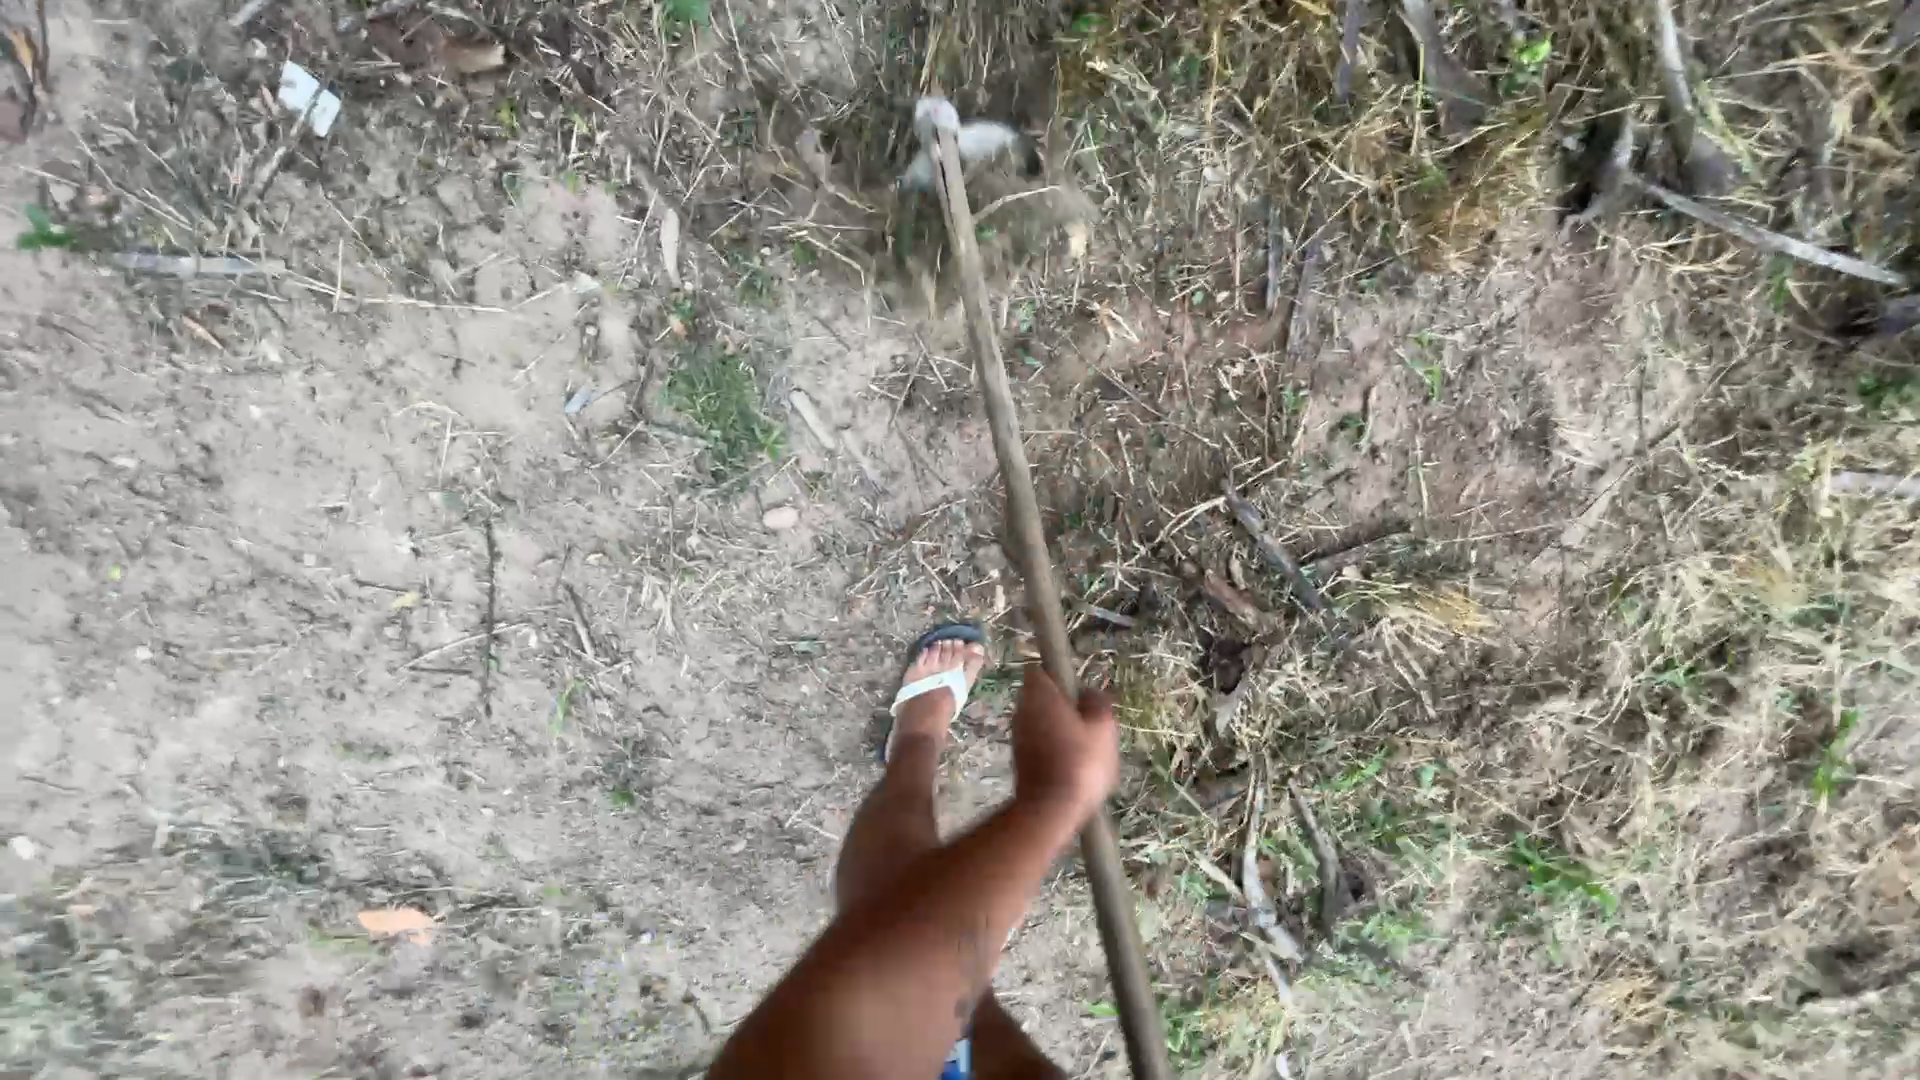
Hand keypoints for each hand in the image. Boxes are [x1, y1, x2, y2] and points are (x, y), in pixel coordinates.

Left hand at [1010, 667, 1118, 822]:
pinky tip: (1072, 765)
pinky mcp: (1019, 758)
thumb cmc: (1080, 761)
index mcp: (1038, 694)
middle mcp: (1021, 710)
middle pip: (1040, 696)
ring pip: (1039, 720)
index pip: (1039, 670)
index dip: (1057, 676)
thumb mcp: (1103, 727)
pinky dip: (1051, 747)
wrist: (1051, 809)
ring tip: (1083, 747)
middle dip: (1061, 705)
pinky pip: (1037, 742)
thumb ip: (1097, 702)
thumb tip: (1089, 692)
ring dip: (1058, 728)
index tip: (1076, 692)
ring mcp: (1017, 735)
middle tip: (1087, 721)